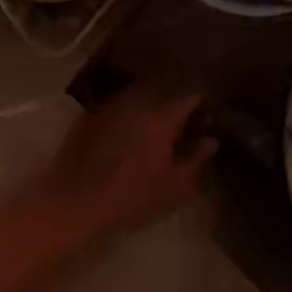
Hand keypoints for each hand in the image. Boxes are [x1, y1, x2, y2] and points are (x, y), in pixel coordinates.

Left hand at [37, 91, 215, 235]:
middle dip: (173, 102)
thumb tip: (211, 140)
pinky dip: (128, 110)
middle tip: (180, 119)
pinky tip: (128, 127)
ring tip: (154, 123)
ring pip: (139, 96)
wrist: (80, 198)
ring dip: (150, 104)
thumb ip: (196, 160)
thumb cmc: (133, 196)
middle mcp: (139, 104)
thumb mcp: (174, 186)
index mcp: (162, 120)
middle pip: (162, 93)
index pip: (186, 100)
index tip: (204, 110)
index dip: (198, 103)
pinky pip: (119, 103)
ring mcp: (114, 104)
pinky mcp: (94, 111)